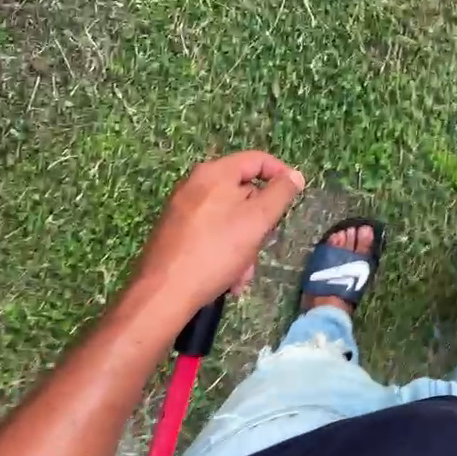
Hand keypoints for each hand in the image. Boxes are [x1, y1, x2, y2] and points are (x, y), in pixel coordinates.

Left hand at [126, 151, 304, 322]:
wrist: (162, 295)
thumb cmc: (215, 251)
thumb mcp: (258, 220)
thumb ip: (280, 194)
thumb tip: (294, 175)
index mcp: (214, 173)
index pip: (257, 160)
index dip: (281, 175)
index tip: (294, 197)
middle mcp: (195, 184)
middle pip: (243, 192)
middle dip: (258, 222)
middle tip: (262, 244)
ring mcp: (182, 209)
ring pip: (229, 217)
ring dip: (243, 243)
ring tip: (241, 274)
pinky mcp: (174, 232)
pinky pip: (211, 232)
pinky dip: (224, 250)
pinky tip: (226, 278)